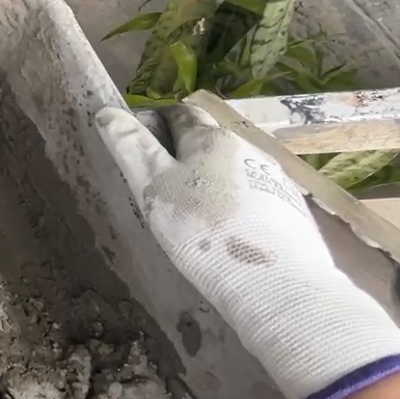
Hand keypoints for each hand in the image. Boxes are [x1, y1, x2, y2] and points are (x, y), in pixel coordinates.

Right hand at [95, 103, 399, 398]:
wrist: (280, 286)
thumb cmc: (203, 229)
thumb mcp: (152, 186)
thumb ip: (129, 146)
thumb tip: (106, 111)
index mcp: (210, 139)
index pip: (178, 114)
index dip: (154, 123)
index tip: (137, 147)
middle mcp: (246, 148)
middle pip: (208, 139)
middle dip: (183, 151)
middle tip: (160, 184)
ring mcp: (275, 180)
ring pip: (232, 167)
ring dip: (210, 178)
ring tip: (193, 213)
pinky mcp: (293, 211)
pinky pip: (255, 194)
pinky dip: (236, 203)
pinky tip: (226, 232)